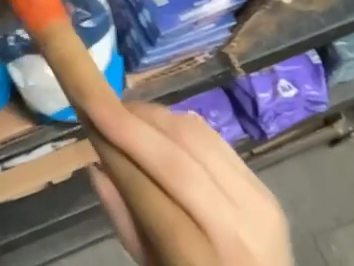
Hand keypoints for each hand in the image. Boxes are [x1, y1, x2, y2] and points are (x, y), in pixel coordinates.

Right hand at [86, 101, 291, 265]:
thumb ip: (127, 223)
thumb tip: (97, 169)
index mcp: (204, 264)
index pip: (153, 197)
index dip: (119, 153)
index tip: (87, 119)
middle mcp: (239, 229)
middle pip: (178, 160)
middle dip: (133, 126)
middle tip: (97, 103)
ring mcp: (258, 204)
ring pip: (199, 141)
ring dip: (155, 118)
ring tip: (122, 111)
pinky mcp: (265, 187)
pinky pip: (216, 141)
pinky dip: (180, 125)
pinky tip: (155, 122)